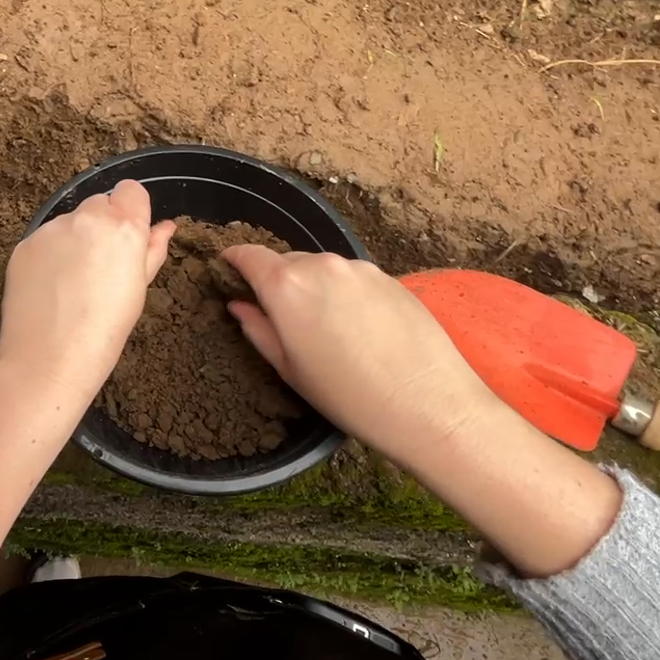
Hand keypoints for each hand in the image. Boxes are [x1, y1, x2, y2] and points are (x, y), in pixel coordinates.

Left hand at [0, 180, 176, 396]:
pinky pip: (43, 239)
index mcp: (123, 228)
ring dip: (74, 239)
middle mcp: (86, 219)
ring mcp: (50, 229)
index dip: (131, 211)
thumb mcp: (139, 290)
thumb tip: (165, 227)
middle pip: (99, 204)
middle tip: (100, 266)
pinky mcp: (24, 243)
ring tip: (72, 283)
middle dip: (102, 225)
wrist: (49, 357)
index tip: (127, 236)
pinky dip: (49, 255)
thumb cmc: (105, 331)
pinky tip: (50, 287)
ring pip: (69, 221)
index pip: (131, 190)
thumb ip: (152, 250)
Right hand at [221, 248, 503, 467]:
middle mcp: (321, 265)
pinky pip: (351, 277)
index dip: (234, 261)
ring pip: (320, 269)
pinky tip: (356, 328)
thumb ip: (258, 329)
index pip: (248, 255)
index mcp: (286, 285)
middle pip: (285, 261)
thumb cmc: (348, 394)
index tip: (228, 271)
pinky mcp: (390, 278)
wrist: (431, 405)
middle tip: (279, 315)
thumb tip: (240, 305)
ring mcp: (359, 269)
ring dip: (311, 286)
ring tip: (322, 326)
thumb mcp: (289, 369)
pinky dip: (342, 292)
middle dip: (275, 280)